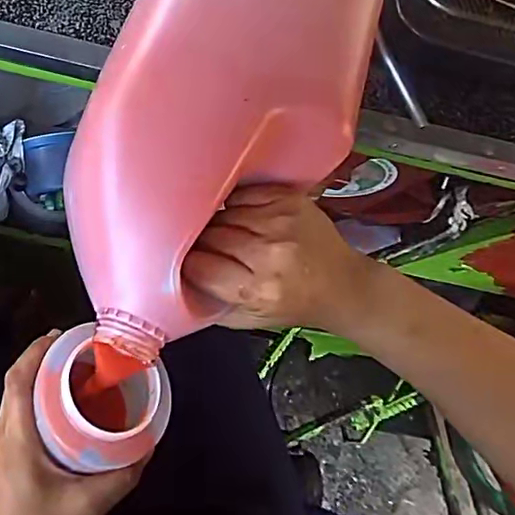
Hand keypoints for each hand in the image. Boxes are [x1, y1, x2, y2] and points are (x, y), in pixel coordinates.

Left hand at [0, 333, 145, 514]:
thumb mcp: (87, 507)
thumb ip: (119, 477)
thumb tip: (145, 448)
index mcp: (14, 434)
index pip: (18, 378)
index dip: (36, 351)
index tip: (62, 335)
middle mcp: (1, 432)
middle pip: (16, 383)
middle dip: (42, 361)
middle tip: (77, 353)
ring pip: (15, 399)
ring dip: (38, 381)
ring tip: (73, 375)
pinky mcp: (2, 457)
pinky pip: (18, 416)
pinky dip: (36, 403)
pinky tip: (61, 412)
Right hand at [181, 184, 374, 331]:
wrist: (344, 286)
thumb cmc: (291, 305)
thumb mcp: (245, 319)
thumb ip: (207, 302)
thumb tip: (170, 280)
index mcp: (257, 289)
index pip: (198, 265)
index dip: (187, 265)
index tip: (187, 265)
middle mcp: (270, 253)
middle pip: (208, 236)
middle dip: (200, 243)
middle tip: (204, 249)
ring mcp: (280, 222)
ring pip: (222, 214)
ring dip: (216, 223)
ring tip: (223, 234)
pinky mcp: (288, 200)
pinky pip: (240, 195)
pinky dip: (233, 205)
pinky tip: (239, 217)